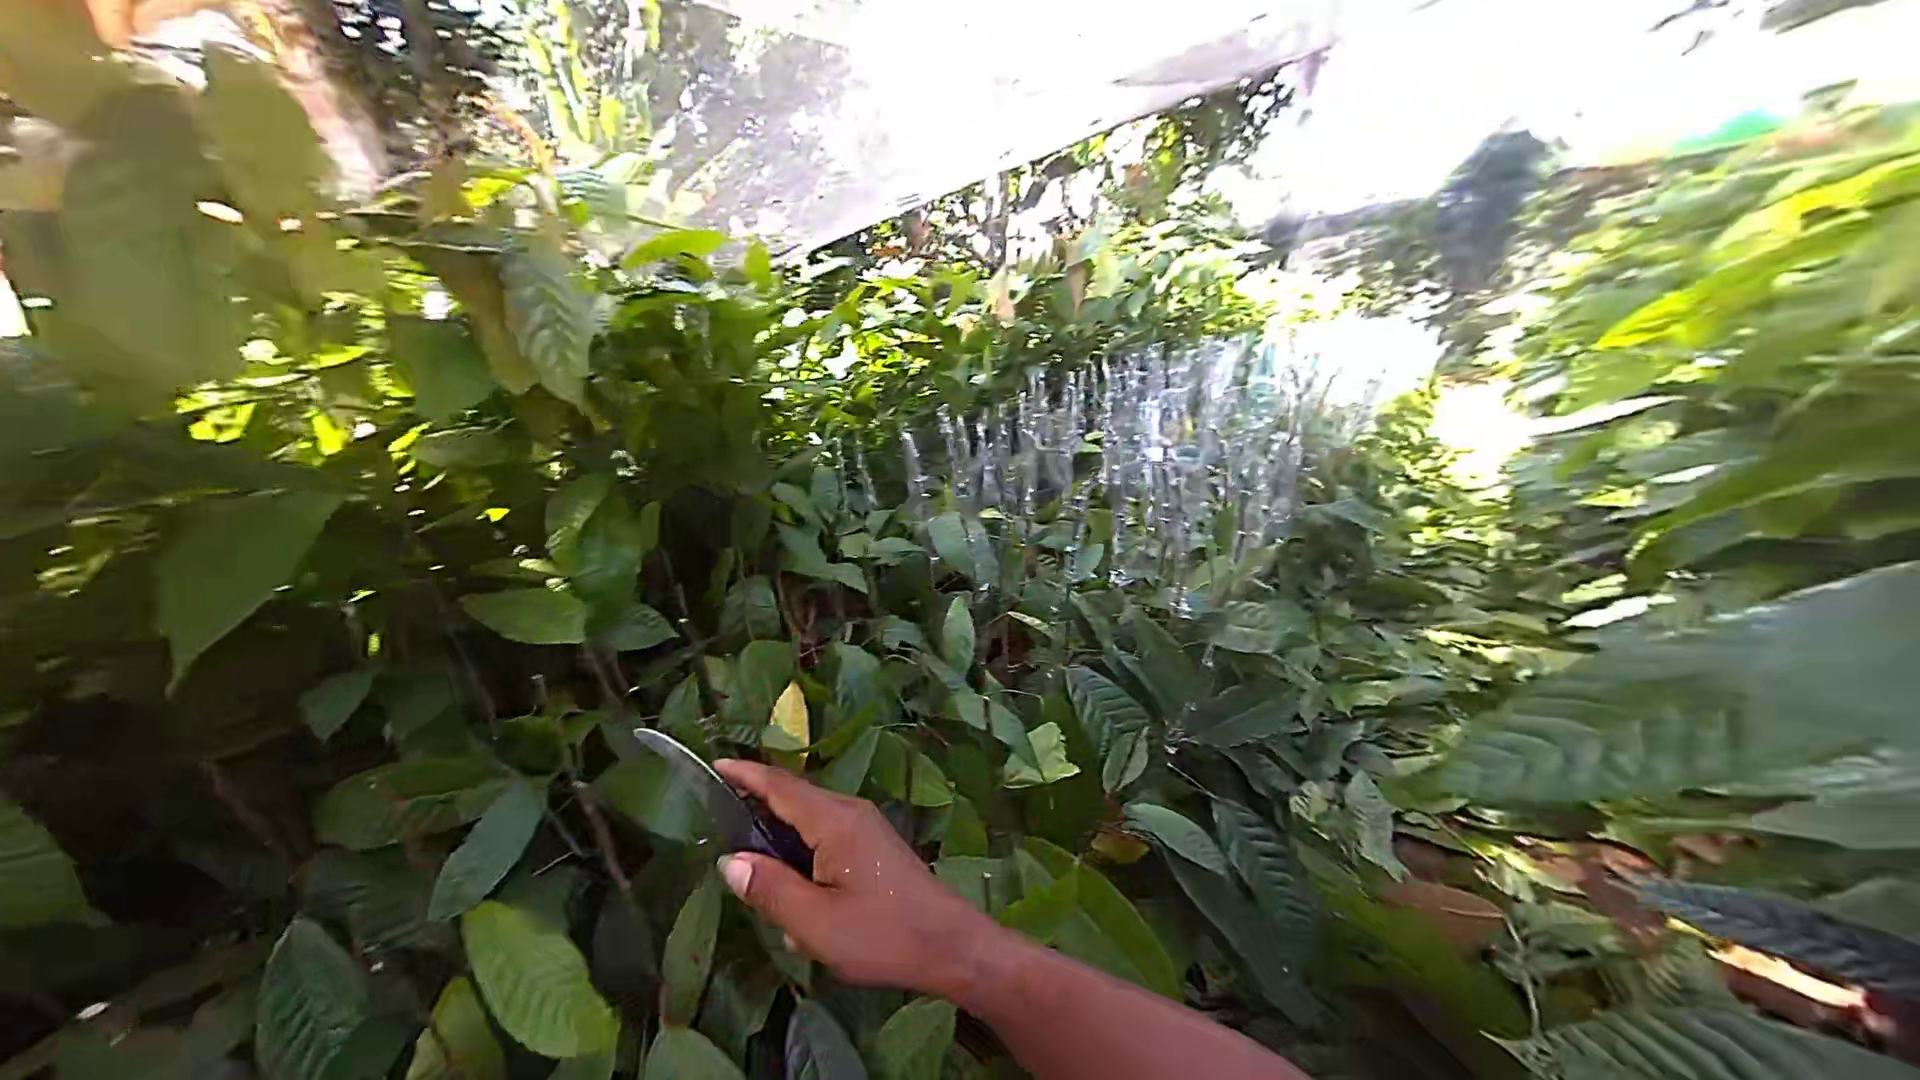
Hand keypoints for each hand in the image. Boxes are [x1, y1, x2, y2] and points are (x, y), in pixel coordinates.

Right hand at [712, 759, 1003, 996]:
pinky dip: (801, 846)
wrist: (947, 942)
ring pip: (810, 816)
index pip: (782, 786)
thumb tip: (730, 861)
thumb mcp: (815, 922)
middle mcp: (850, 811)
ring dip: (780, 830)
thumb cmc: (881, 933)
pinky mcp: (871, 843)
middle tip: (718, 813)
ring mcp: (864, 825)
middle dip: (758, 800)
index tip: (716, 764)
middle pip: (795, 795)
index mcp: (835, 820)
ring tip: (749, 854)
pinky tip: (792, 882)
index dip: (747, 774)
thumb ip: (770, 889)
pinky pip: (825, 832)